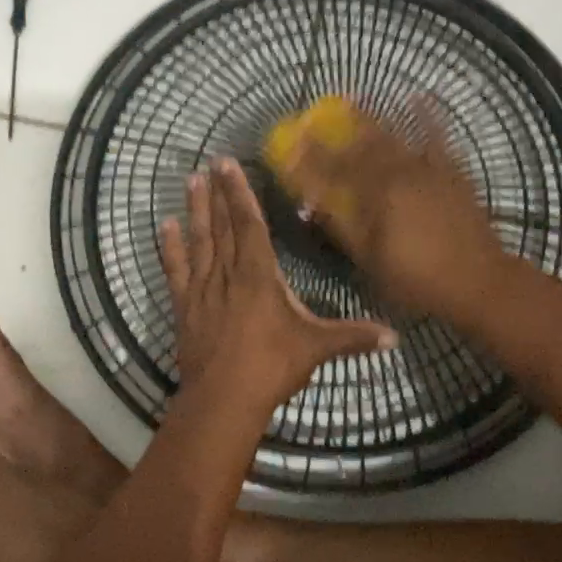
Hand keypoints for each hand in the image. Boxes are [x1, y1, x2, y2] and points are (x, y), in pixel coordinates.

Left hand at [160, 158, 395, 404]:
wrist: (222, 399)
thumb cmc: (271, 367)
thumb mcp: (316, 348)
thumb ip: (353, 337)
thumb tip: (395, 337)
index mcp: (259, 275)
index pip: (249, 224)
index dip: (239, 192)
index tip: (228, 164)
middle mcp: (227, 274)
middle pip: (221, 225)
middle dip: (217, 193)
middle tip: (209, 163)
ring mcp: (201, 289)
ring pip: (198, 241)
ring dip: (194, 211)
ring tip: (189, 181)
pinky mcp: (184, 307)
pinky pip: (175, 270)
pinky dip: (170, 248)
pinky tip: (166, 227)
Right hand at [271, 96, 508, 317]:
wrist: (479, 281)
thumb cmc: (416, 277)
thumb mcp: (369, 258)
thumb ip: (340, 226)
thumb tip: (312, 204)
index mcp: (376, 193)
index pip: (333, 169)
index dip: (308, 156)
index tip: (287, 144)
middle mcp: (400, 171)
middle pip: (362, 144)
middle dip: (334, 130)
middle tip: (312, 118)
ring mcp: (429, 168)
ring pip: (395, 136)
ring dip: (370, 118)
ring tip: (351, 101)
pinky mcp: (452, 172)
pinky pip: (436, 137)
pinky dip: (426, 116)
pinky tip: (417, 97)